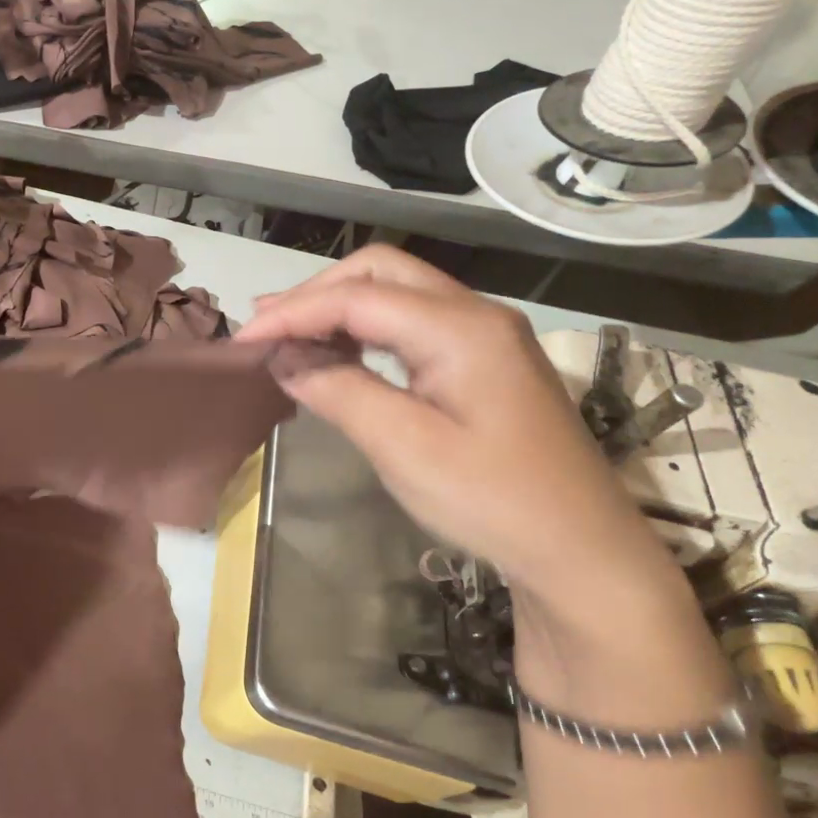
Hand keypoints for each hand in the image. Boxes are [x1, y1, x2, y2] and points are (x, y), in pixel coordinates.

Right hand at [239, 245, 676, 599]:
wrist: (575, 544)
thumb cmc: (488, 498)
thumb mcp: (403, 447)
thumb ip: (339, 391)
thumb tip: (282, 357)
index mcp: (459, 330)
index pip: (357, 297)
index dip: (292, 313)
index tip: (241, 341)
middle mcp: (474, 316)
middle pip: (381, 272)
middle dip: (315, 294)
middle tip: (262, 329)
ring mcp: (483, 336)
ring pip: (397, 293)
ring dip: (337, 306)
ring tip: (286, 338)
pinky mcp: (481, 362)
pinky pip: (411, 323)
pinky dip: (363, 328)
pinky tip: (336, 356)